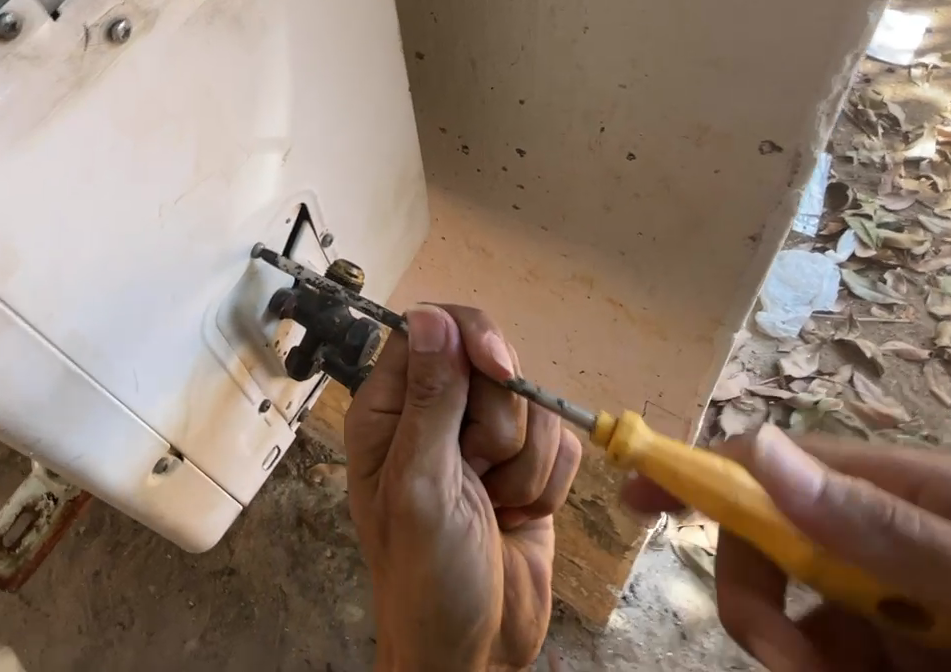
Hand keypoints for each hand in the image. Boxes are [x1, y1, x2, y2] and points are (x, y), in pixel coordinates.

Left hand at [344, 304, 582, 671]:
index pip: (430, 327)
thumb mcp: (420, 486)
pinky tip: (517, 515)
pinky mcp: (525, 466)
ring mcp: (482, 438)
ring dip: (524, 464)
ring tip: (492, 504)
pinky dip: (547, 482)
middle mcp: (433, 412)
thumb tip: (429, 313)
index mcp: (390, 407)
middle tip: (476, 470)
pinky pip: (559, 440)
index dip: (470, 338)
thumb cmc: (425, 577)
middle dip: (499, 422)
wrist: (473, 652)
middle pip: (489, 361)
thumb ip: (429, 400)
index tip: (499, 369)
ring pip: (531, 404)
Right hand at [624, 425, 950, 670]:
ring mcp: (918, 615)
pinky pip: (841, 665)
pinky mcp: (920, 670)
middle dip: (765, 601)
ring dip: (806, 659)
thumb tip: (757, 447)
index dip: (708, 476)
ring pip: (807, 620)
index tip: (638, 500)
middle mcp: (910, 545)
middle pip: (783, 549)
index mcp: (930, 500)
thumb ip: (887, 528)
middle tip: (786, 665)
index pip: (789, 467)